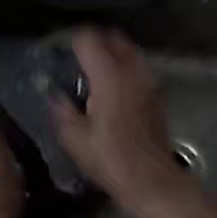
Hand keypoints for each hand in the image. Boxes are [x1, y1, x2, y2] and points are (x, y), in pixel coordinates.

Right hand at [50, 28, 190, 210]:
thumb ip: (62, 109)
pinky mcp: (158, 96)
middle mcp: (133, 72)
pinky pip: (140, 68)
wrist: (151, 179)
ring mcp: (150, 83)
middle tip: (79, 56)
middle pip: (115, 38)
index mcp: (109, 77)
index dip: (72, 39)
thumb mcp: (73, 138)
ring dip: (114, 53)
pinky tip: (114, 87)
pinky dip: (126, 68)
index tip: (61, 49)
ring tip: (96, 70)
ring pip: (131, 52)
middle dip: (96, 41)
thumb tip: (58, 96)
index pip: (89, 39)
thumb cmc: (110, 159)